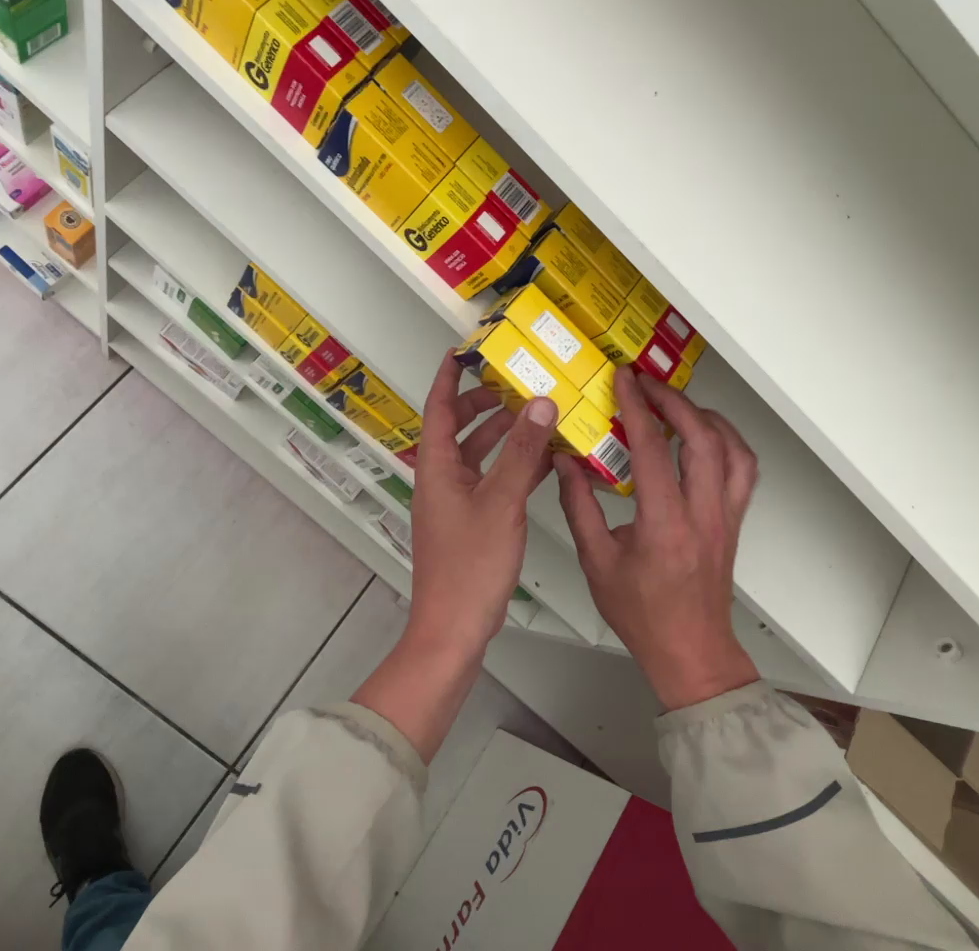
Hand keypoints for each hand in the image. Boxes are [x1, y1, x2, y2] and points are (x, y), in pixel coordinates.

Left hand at [407, 353, 558, 657]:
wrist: (454, 626)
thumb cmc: (470, 565)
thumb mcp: (502, 502)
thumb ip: (522, 453)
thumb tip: (540, 403)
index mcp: (437, 468)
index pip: (439, 409)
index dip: (450, 379)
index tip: (463, 352)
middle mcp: (440, 480)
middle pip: (458, 430)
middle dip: (484, 406)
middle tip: (514, 386)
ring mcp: (453, 504)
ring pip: (476, 457)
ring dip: (502, 437)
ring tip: (535, 418)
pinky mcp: (469, 524)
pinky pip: (489, 483)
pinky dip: (511, 469)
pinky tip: (542, 465)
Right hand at [556, 368, 760, 709]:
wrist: (690, 649)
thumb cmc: (641, 613)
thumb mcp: (596, 561)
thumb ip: (579, 506)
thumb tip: (565, 461)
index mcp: (664, 525)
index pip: (653, 450)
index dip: (637, 408)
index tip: (625, 380)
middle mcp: (703, 514)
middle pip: (702, 438)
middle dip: (674, 401)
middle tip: (647, 383)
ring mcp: (726, 517)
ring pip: (732, 449)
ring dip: (704, 417)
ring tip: (676, 403)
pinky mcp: (735, 521)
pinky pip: (743, 470)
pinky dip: (727, 442)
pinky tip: (705, 436)